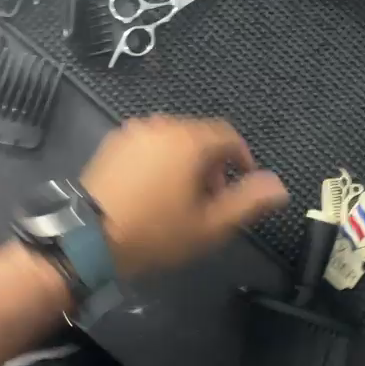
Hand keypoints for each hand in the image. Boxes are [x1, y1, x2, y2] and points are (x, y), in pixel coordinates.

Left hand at [79, 116, 288, 275]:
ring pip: (174, 140)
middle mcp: (163, 125)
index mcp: (190, 139)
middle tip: (211, 200)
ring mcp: (134, 132)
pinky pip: (150, 145)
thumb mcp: (209, 226)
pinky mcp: (113, 144)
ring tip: (181, 199)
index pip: (229, 136)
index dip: (242, 160)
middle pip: (201, 136)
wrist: (85, 240)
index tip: (242, 187)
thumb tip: (279, 186)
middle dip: (213, 164)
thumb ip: (248, 202)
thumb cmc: (154, 232)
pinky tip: (154, 191)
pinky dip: (161, 161)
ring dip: (187, 162)